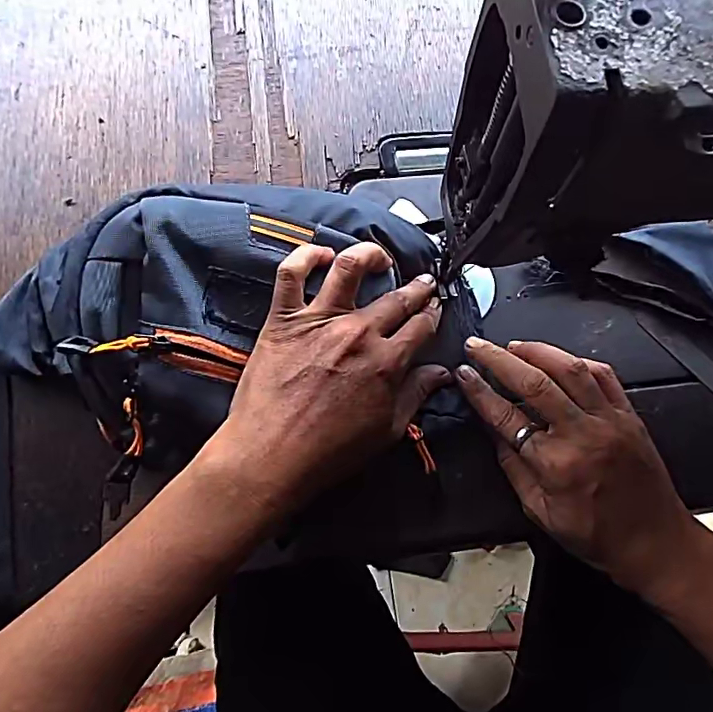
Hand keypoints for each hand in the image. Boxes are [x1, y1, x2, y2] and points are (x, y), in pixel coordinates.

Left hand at [204, 242, 450, 508]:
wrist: (272, 456)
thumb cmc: (327, 450)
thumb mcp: (387, 430)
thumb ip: (416, 395)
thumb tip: (440, 375)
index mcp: (386, 362)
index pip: (421, 324)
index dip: (433, 313)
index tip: (435, 308)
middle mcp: (356, 334)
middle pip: (396, 297)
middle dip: (417, 287)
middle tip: (423, 283)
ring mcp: (319, 322)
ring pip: (350, 269)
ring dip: (370, 255)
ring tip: (379, 257)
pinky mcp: (284, 321)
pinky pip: (291, 274)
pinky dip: (305, 257)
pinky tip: (321, 255)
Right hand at [456, 338, 705, 597]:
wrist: (655, 543)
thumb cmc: (599, 536)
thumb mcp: (540, 512)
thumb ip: (513, 469)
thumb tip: (493, 433)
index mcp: (555, 464)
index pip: (505, 415)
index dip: (479, 391)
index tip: (464, 374)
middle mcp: (583, 435)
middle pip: (533, 382)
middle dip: (499, 358)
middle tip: (478, 346)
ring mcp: (609, 421)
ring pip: (570, 369)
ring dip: (537, 351)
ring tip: (512, 345)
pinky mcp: (629, 416)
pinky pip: (604, 375)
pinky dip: (578, 361)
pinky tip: (559, 358)